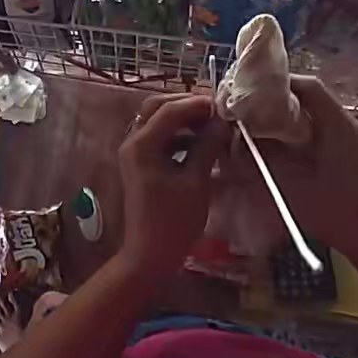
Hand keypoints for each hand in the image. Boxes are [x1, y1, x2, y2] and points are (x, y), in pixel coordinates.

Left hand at [118, 93, 229, 279]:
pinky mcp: (144, 163)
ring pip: (159, 122)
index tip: (224, 104)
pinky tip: (205, 144)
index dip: (197, 104)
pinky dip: (182, 137)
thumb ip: (208, 147)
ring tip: (216, 126)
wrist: (150, 253)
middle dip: (187, 106)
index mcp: (141, 145)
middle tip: (217, 111)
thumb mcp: (196, 182)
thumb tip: (223, 121)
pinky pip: (162, 139)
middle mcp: (133, 142)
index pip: (168, 110)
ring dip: (186, 121)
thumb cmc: (173, 221)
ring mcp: (136, 152)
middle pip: (157, 108)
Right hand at [260, 76, 357, 264]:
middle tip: (247, 105)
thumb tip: (237, 133)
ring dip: (284, 112)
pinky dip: (294, 126)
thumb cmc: (332, 211)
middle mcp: (347, 125)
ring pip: (312, 111)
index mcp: (338, 126)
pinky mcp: (347, 150)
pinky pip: (317, 126)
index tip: (249, 88)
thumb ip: (262, 154)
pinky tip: (274, 140)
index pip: (308, 86)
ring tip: (255, 121)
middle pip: (309, 96)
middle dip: (276, 96)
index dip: (277, 81)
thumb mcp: (288, 182)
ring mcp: (349, 137)